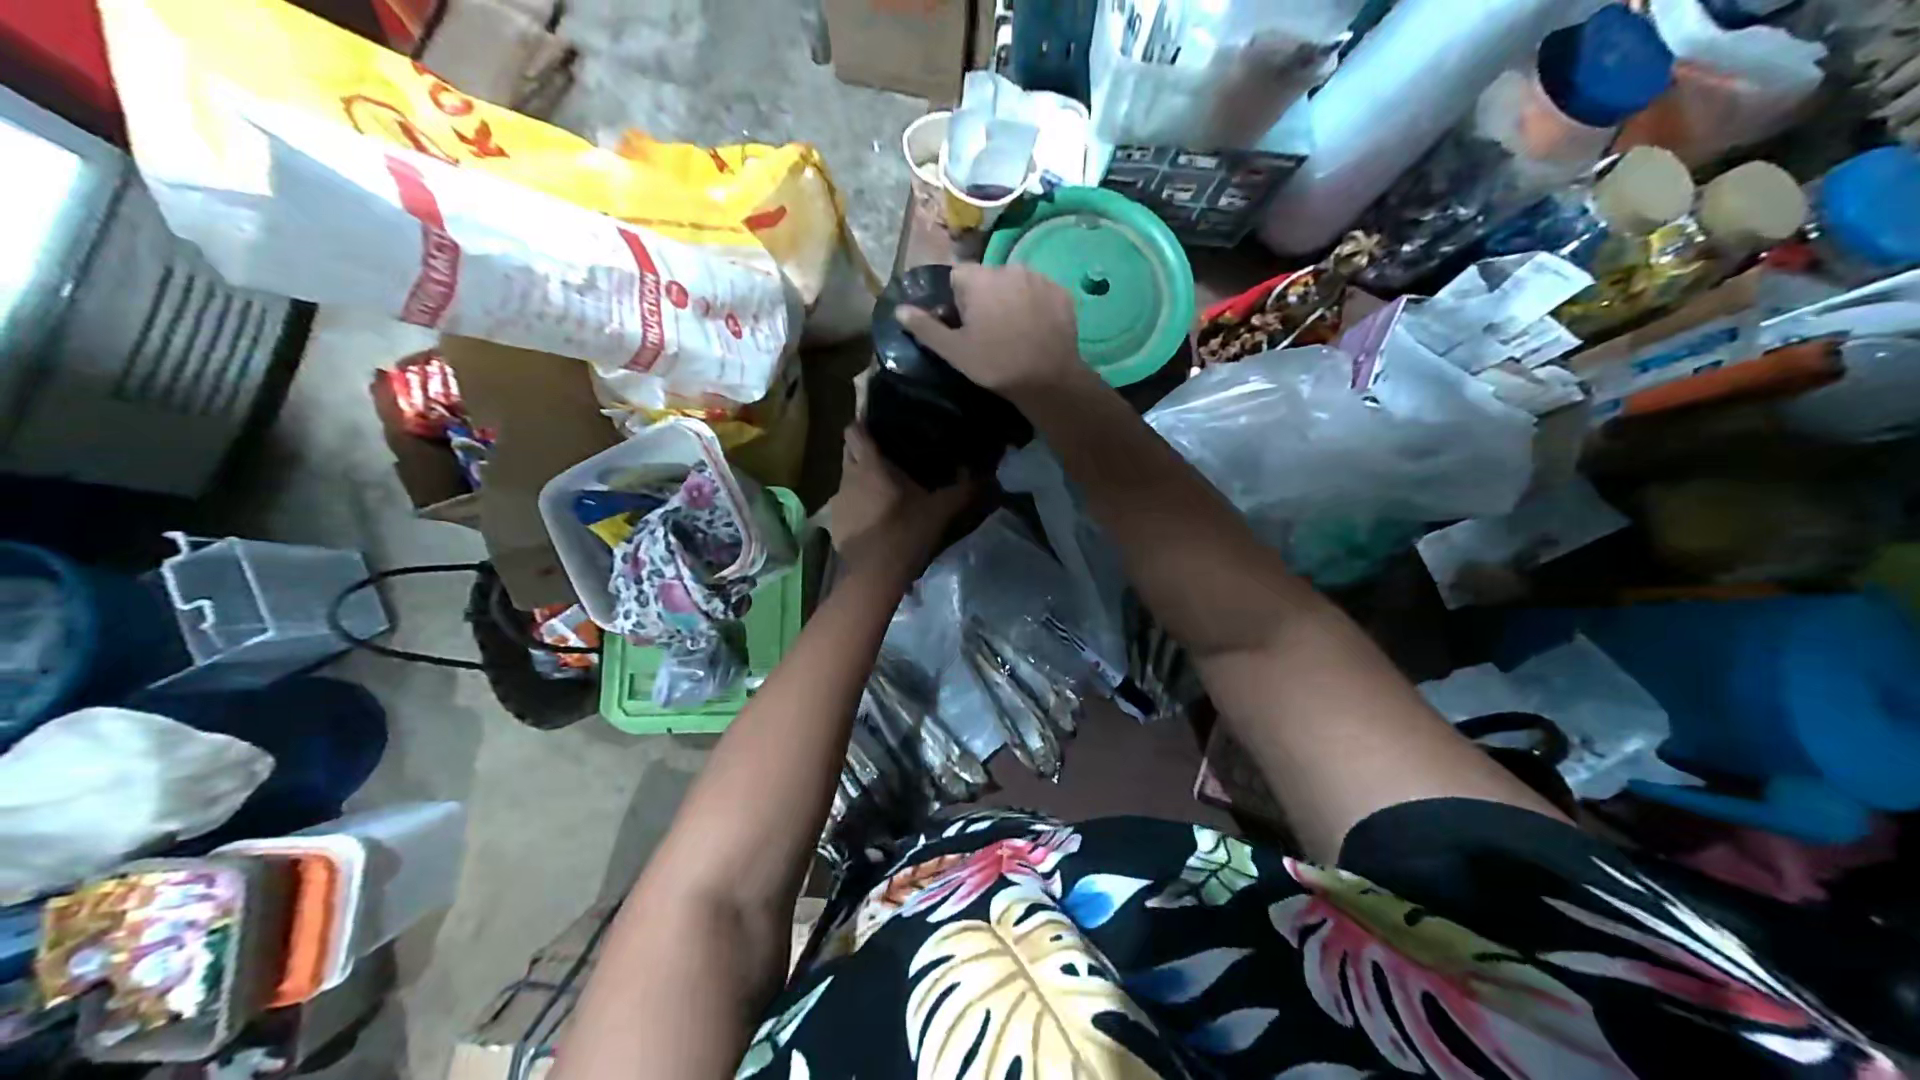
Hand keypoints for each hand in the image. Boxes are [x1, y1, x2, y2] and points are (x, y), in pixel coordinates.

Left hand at [826, 424, 974, 578]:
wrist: (875, 575)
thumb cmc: (906, 532)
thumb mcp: (941, 510)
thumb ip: (964, 490)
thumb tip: (988, 477)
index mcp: (870, 465)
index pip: (854, 430)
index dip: (863, 426)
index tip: (878, 428)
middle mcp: (847, 478)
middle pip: (849, 453)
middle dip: (863, 453)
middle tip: (887, 460)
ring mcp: (837, 503)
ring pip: (847, 482)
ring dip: (860, 483)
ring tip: (883, 493)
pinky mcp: (834, 526)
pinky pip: (845, 508)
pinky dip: (857, 509)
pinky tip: (874, 521)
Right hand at [894, 264, 1084, 398]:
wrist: (1048, 380)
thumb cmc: (994, 364)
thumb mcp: (953, 351)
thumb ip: (925, 327)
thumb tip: (899, 310)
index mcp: (979, 279)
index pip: (958, 276)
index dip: (957, 300)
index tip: (964, 325)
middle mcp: (1009, 268)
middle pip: (988, 278)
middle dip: (985, 298)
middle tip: (988, 333)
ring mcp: (1039, 278)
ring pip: (1015, 283)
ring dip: (1010, 300)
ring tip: (1014, 332)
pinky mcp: (1061, 292)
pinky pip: (1039, 293)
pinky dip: (1035, 305)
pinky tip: (1034, 330)